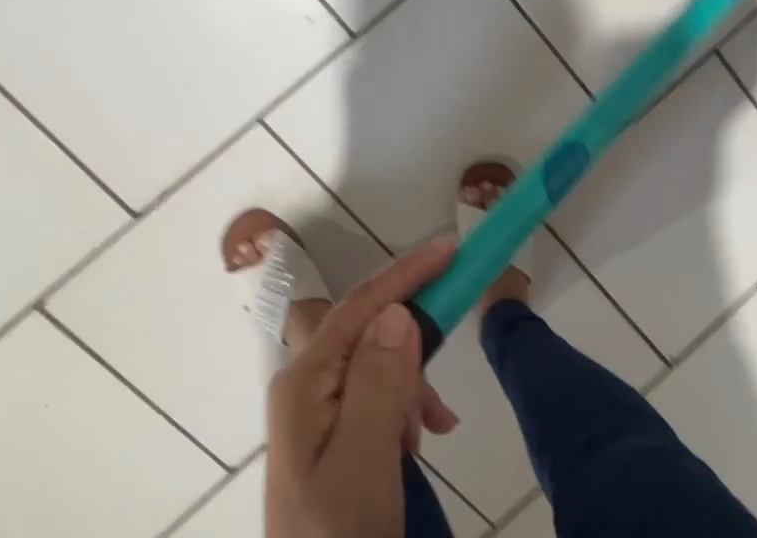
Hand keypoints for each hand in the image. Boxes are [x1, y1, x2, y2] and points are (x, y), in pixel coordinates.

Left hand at [266, 238, 456, 537]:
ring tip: (430, 432)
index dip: (406, 273)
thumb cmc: (339, 535)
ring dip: (411, 386)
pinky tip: (419, 440)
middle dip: (411, 347)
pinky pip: (377, 394)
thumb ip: (378, 384)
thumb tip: (397, 312)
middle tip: (438, 397)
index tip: (452, 248)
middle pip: (369, 331)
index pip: (360, 308)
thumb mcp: (364, 462)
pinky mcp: (332, 432)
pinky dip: (405, 407)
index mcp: (305, 384)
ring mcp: (317, 410)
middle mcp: (306, 386)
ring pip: (378, 363)